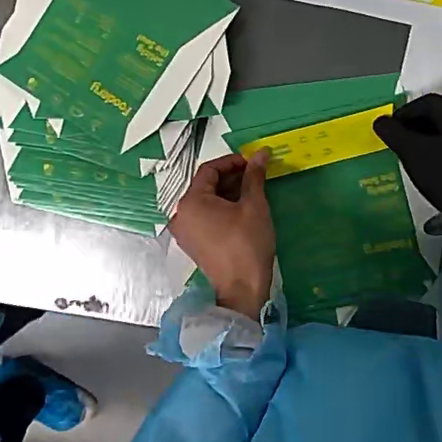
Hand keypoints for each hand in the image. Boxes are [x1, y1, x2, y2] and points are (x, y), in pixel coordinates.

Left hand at [170, 151, 274, 317]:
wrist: (242, 288)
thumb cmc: (247, 244)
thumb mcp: (254, 205)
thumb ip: (254, 176)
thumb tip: (260, 153)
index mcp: (190, 201)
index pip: (208, 170)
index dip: (231, 162)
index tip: (252, 162)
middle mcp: (180, 213)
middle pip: (204, 185)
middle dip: (230, 177)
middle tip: (254, 176)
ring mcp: (184, 229)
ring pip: (205, 201)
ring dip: (226, 192)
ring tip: (251, 191)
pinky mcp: (191, 242)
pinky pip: (203, 216)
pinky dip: (220, 208)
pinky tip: (240, 209)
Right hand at [372, 94, 441, 213]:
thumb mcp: (413, 153)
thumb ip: (393, 133)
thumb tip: (381, 121)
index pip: (427, 102)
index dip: (403, 113)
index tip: (390, 129)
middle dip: (417, 123)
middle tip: (400, 139)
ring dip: (431, 134)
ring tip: (415, 151)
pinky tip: (435, 160)